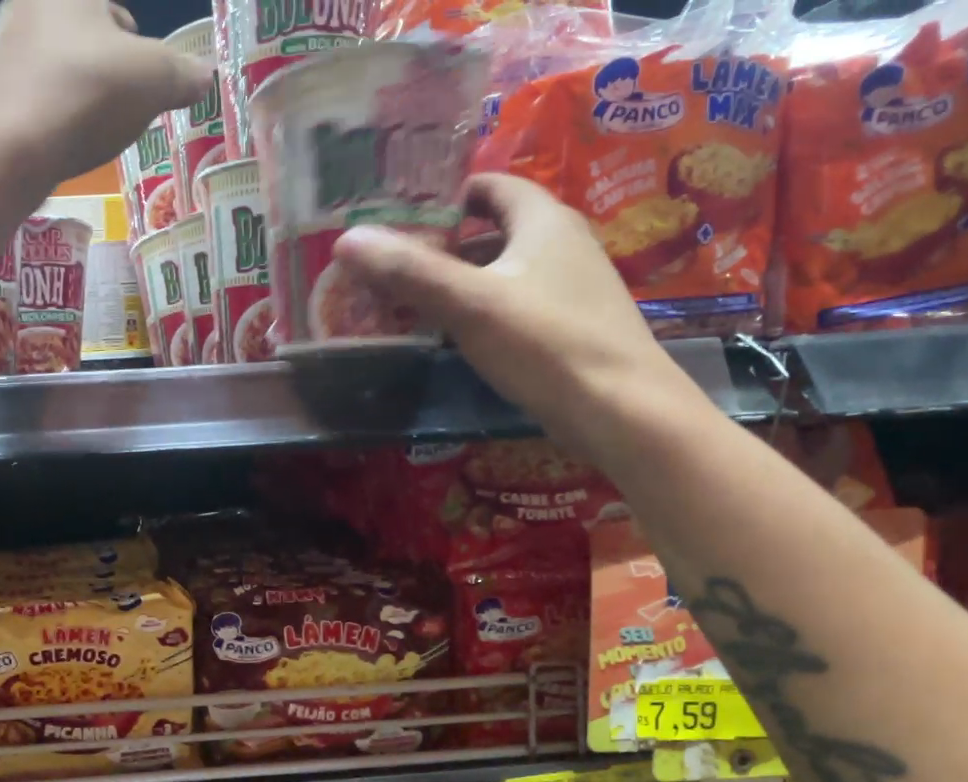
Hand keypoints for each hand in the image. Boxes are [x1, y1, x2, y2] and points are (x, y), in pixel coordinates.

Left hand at [0, 0, 209, 190]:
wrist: (10, 152)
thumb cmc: (87, 93)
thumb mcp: (155, 79)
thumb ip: (184, 74)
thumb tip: (203, 77)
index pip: (112, 8)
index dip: (130, 33)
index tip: (141, 53)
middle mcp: (30, 8)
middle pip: (86, 26)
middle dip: (111, 54)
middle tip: (130, 88)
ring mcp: (4, 51)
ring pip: (62, 62)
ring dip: (86, 86)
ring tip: (103, 120)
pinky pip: (40, 95)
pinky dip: (60, 112)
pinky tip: (72, 138)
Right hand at [332, 174, 702, 458]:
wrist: (620, 410)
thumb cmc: (546, 343)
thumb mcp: (469, 304)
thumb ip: (409, 271)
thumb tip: (347, 239)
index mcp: (544, 220)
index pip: (490, 186)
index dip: (445, 195)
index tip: (398, 216)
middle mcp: (562, 243)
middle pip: (491, 229)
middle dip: (441, 244)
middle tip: (390, 263)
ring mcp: (567, 286)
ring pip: (500, 269)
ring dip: (455, 280)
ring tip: (406, 300)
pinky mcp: (566, 325)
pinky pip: (510, 302)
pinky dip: (475, 309)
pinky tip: (447, 335)